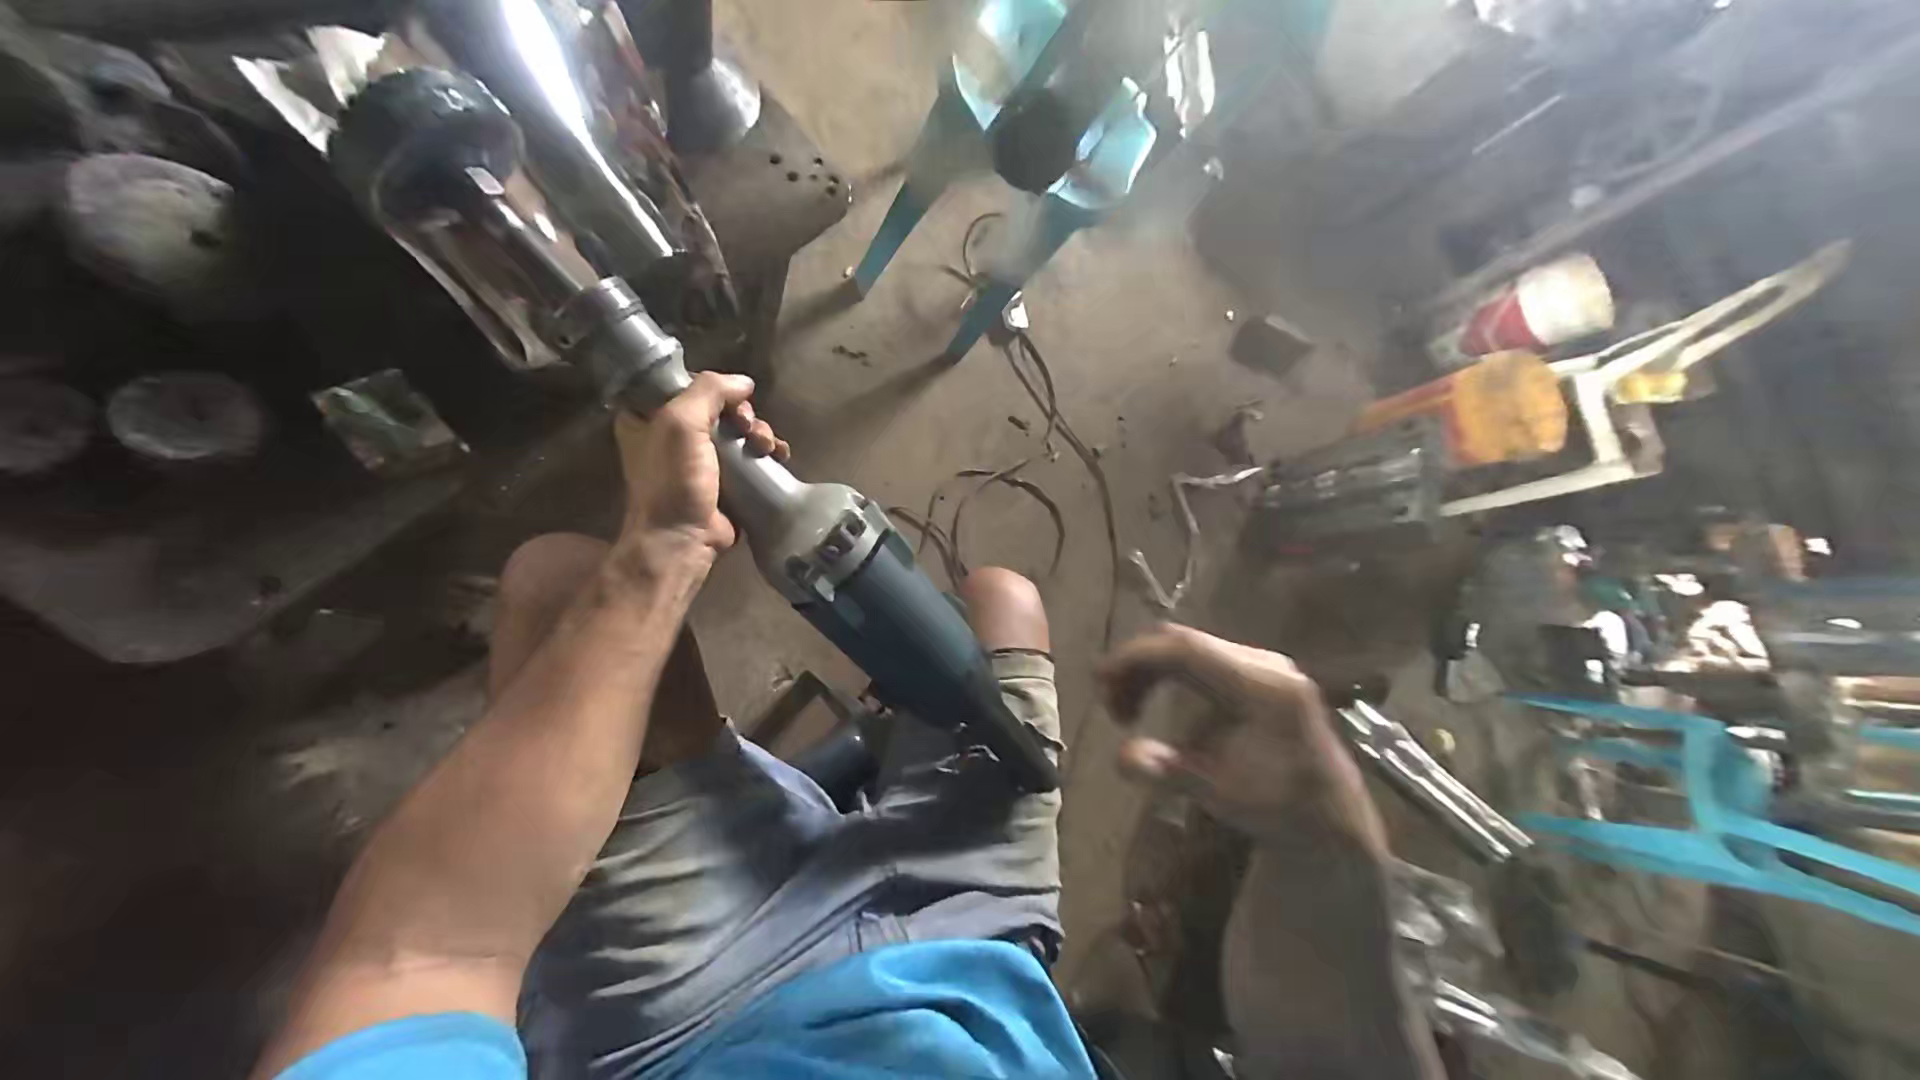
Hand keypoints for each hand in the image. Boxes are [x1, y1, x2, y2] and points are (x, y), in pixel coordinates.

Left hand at [611, 372, 788, 578]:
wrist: (682, 539)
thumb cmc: (673, 481)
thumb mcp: (681, 423)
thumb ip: (710, 392)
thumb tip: (745, 382)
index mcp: (648, 417)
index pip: (687, 386)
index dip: (714, 389)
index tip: (731, 402)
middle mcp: (673, 436)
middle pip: (720, 408)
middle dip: (744, 414)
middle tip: (749, 429)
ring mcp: (701, 460)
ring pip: (739, 431)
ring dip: (760, 432)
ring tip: (767, 447)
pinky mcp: (726, 482)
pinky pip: (750, 456)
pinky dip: (767, 452)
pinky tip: (778, 456)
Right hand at [1097, 623, 1387, 854]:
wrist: (1329, 820)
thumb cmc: (1277, 809)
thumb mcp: (1220, 795)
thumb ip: (1170, 772)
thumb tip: (1122, 757)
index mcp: (1264, 688)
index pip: (1186, 648)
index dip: (1136, 656)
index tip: (1101, 680)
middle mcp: (1265, 664)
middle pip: (1183, 642)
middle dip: (1136, 666)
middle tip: (1108, 703)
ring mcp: (1263, 665)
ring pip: (1187, 647)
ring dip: (1148, 671)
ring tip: (1126, 711)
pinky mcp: (1256, 673)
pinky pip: (1199, 658)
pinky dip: (1167, 675)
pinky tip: (1152, 701)